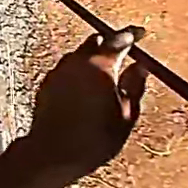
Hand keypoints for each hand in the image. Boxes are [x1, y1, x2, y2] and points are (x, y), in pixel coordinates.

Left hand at [20, 30, 149, 179]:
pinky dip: (78, 73)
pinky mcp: (47, 84)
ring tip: (105, 78)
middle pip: (95, 42)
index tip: (140, 33)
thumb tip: (141, 67)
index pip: (119, 40)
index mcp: (100, 66)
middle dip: (109, 45)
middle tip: (123, 55)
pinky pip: (66, 70)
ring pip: (78, 56)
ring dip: (92, 59)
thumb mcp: (125, 115)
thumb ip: (135, 87)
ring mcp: (58, 72)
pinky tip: (85, 91)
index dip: (132, 35)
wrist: (52, 153)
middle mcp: (76, 63)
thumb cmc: (94, 139)